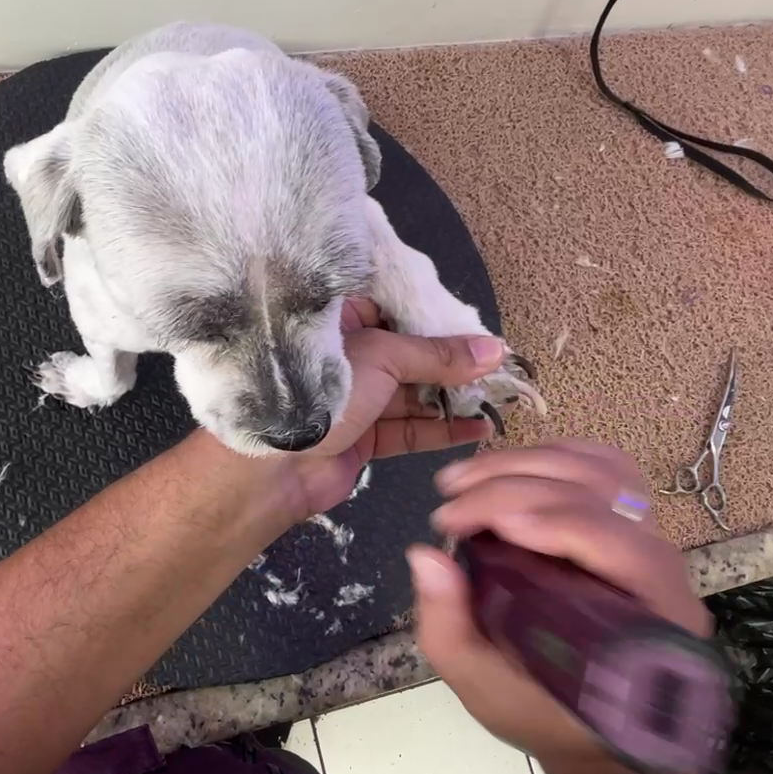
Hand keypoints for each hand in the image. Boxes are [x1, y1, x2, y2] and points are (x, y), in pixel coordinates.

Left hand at [271, 298, 502, 519]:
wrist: (273, 466)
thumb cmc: (320, 389)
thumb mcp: (382, 357)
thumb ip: (438, 355)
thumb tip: (495, 350)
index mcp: (338, 320)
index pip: (393, 308)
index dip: (434, 316)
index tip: (477, 325)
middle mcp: (345, 355)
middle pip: (407, 353)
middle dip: (451, 362)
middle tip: (499, 366)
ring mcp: (352, 398)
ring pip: (410, 393)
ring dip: (451, 396)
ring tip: (497, 396)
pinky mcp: (360, 437)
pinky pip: (406, 428)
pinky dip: (440, 429)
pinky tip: (478, 427)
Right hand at [407, 442, 709, 773]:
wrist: (589, 727)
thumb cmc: (541, 711)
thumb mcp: (482, 685)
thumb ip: (450, 625)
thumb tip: (424, 554)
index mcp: (648, 623)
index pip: (615, 546)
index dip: (547, 521)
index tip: (467, 521)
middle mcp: (662, 572)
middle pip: (599, 494)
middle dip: (513, 485)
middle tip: (448, 499)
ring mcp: (648, 540)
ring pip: (600, 469)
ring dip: (523, 462)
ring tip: (461, 478)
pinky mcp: (625, 522)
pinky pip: (600, 466)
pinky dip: (547, 455)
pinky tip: (501, 467)